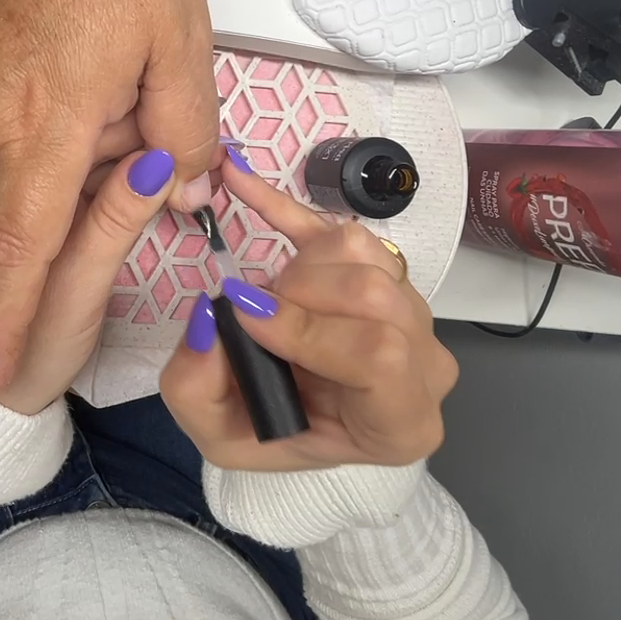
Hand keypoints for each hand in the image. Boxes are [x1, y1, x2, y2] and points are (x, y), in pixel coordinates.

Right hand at [161, 153, 457, 469]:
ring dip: (298, 264)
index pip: (380, 358)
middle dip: (295, 292)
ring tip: (266, 290)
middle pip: (372, 295)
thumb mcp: (219, 438)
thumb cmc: (268, 434)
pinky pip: (337, 224)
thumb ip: (198, 389)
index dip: (308, 328)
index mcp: (399, 423)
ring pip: (362, 254)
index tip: (244, 314)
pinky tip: (239, 181)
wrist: (293, 417)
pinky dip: (282, 203)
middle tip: (247, 305)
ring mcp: (410, 310)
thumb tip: (210, 314)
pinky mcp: (378, 268)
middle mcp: (423, 362)